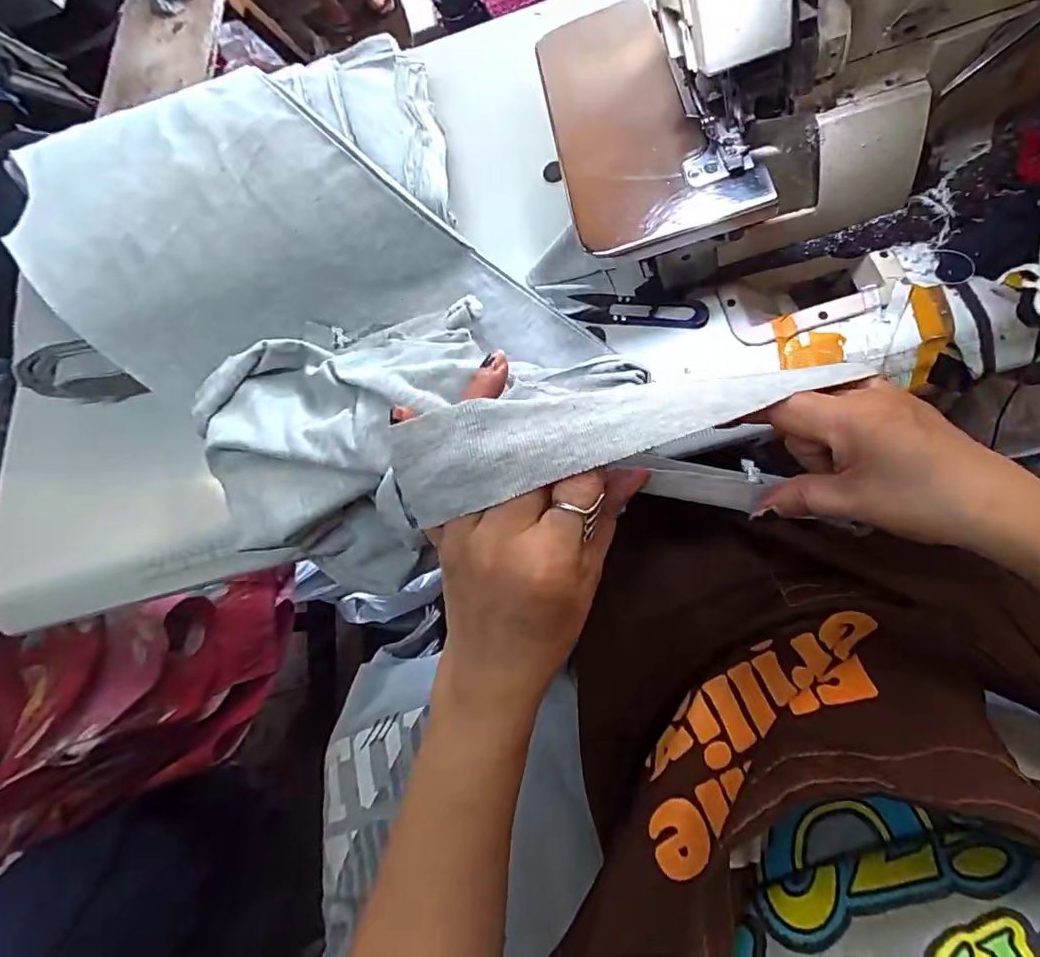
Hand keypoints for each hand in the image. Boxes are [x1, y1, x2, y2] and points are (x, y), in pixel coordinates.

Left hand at [395, 353, 647, 717]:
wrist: (491, 670)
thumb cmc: (550, 630)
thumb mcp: (590, 578)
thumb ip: (605, 517)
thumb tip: (631, 466)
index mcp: (546, 556)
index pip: (572, 483)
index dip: (587, 455)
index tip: (599, 431)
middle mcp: (498, 535)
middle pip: (522, 461)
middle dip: (543, 424)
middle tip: (556, 390)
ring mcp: (461, 531)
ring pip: (476, 459)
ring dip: (483, 412)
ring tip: (496, 369)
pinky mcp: (439, 532)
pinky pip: (431, 482)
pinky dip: (422, 445)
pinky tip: (408, 413)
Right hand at [753, 377, 1039, 551]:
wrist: (995, 502)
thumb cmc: (921, 500)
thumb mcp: (854, 503)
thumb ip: (800, 497)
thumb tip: (760, 503)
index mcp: (846, 413)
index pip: (780, 403)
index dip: (748, 409)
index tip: (722, 415)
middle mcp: (861, 392)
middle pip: (802, 410)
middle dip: (806, 445)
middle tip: (836, 478)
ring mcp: (884, 394)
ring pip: (826, 411)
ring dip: (828, 442)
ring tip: (862, 473)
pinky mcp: (900, 403)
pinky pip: (852, 409)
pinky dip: (846, 433)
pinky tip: (873, 457)